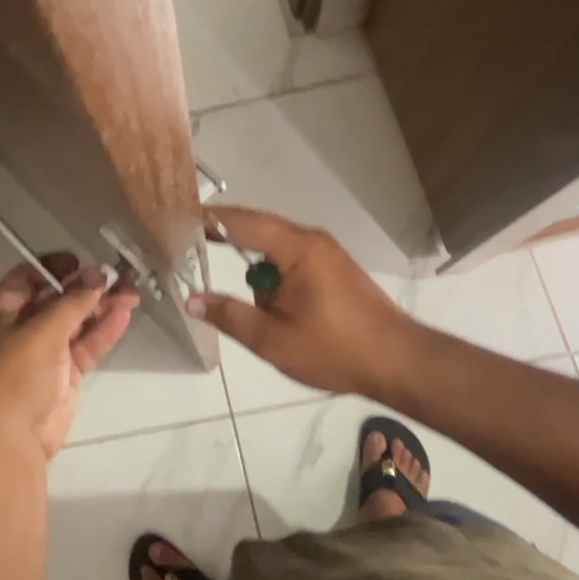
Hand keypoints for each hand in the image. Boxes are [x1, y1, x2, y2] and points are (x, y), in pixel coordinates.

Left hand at [0, 254, 140, 460]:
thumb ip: (72, 301)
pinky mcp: (66, 373)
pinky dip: (105, 329)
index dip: (53, 265)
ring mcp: (46, 351)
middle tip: (117, 276)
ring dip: (102, 307)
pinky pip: (87, 344)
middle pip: (57, 298)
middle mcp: (23, 327)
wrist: (13, 439)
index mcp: (3, 311)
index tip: (82, 260)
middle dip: (86, 287)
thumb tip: (98, 276)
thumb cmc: (16, 376)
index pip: (27, 276)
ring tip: (133, 293)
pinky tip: (125, 314)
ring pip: (77, 321)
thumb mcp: (42, 331)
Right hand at [184, 206, 415, 398]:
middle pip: (258, 227)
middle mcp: (312, 240)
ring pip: (274, 245)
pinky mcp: (333, 268)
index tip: (178, 217)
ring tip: (214, 265)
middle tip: (186, 241)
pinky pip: (290, 257)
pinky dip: (269, 267)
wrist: (400, 362)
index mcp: (298, 249)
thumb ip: (230, 316)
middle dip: (223, 234)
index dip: (210, 218)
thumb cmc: (336, 350)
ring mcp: (326, 253)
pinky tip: (260, 293)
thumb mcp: (273, 340)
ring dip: (249, 257)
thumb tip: (191, 300)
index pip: (243, 221)